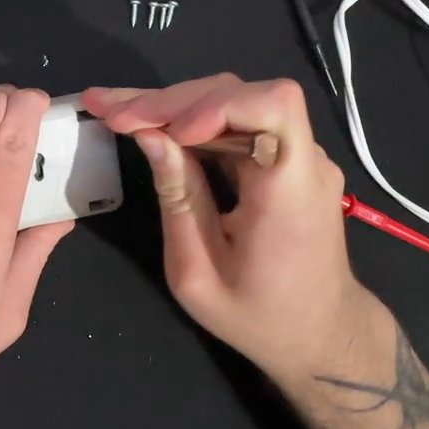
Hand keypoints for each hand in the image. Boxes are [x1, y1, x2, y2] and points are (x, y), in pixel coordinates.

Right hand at [80, 74, 372, 387]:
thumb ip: (177, 199)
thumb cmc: (259, 316)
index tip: (174, 132)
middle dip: (167, 101)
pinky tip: (145, 119)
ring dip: (170, 104)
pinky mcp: (280, 151)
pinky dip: (186, 116)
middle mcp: (301, 157)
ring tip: (114, 110)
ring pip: (228, 98)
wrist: (319, 335)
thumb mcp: (198, 274)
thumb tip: (148, 135)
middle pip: (235, 94)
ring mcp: (294, 150)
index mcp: (290, 190)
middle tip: (108, 110)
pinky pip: (232, 117)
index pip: (275, 107)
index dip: (220, 105)